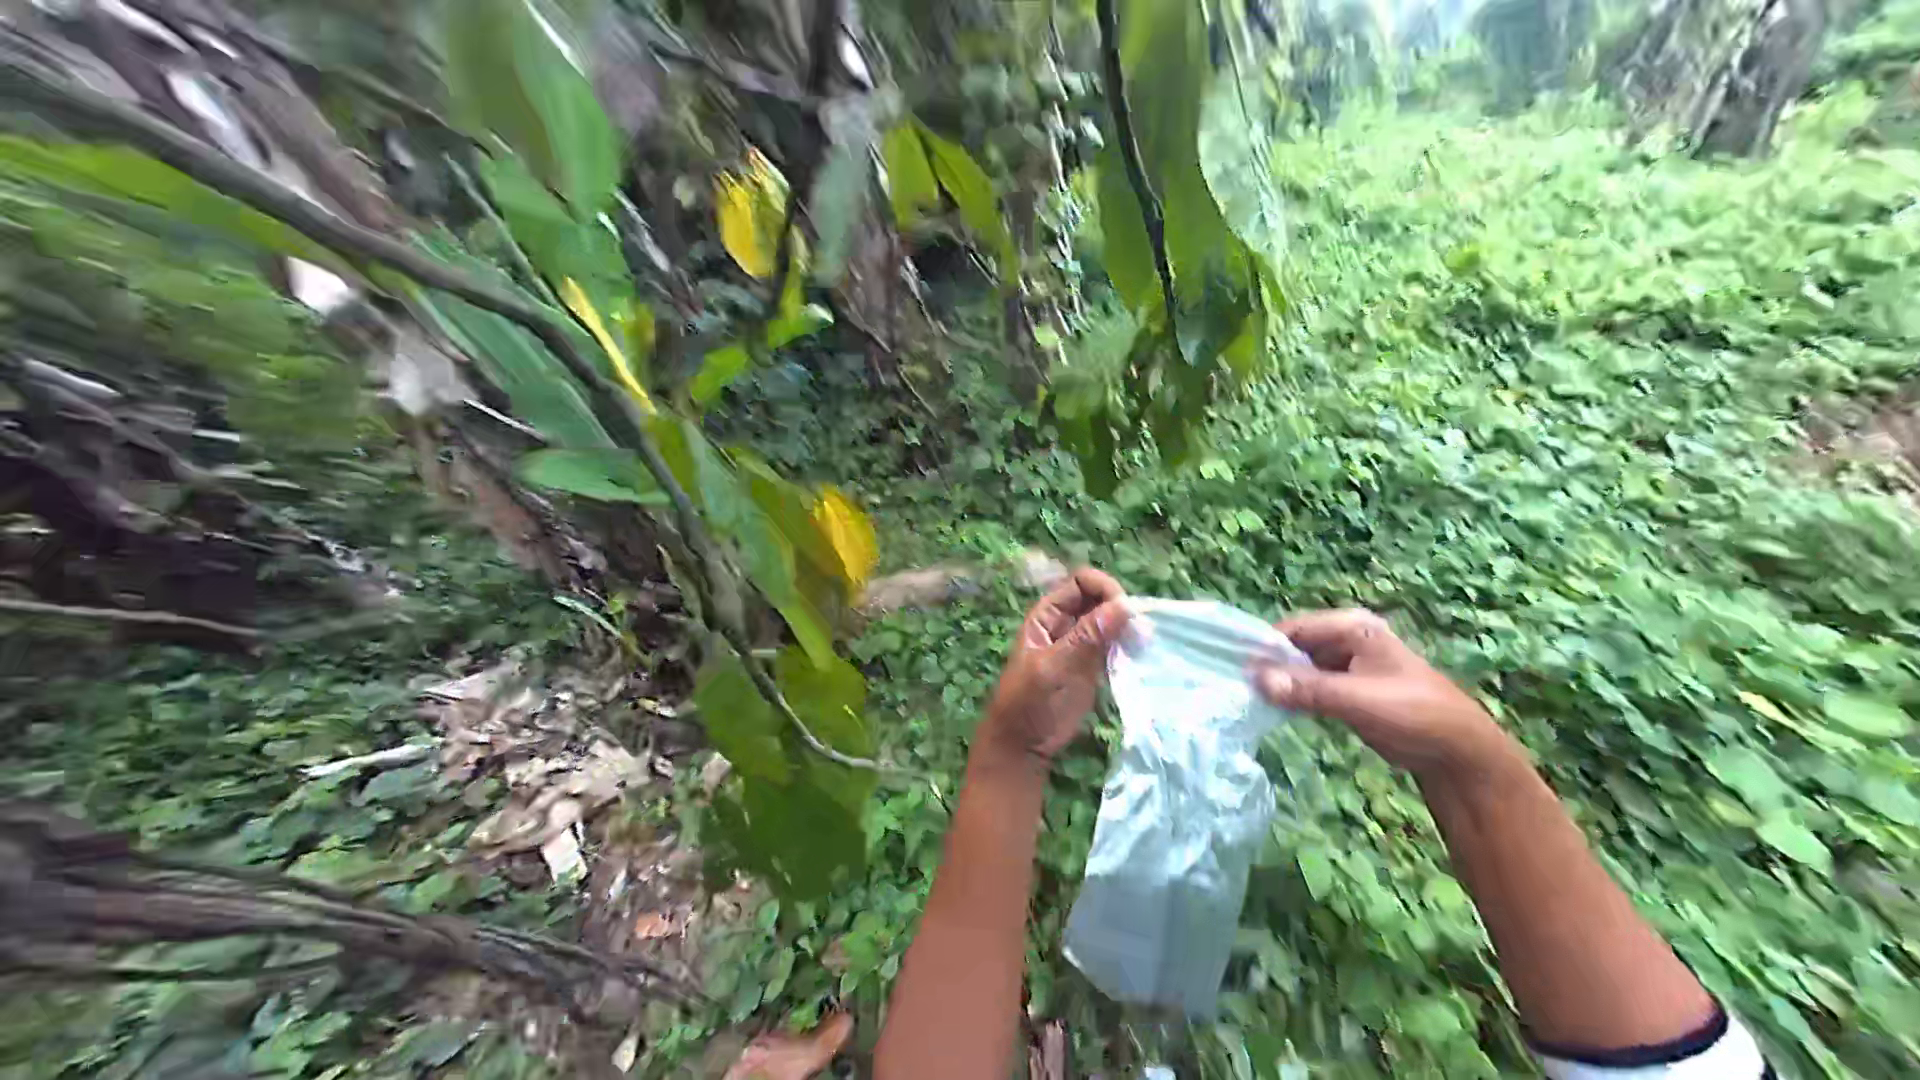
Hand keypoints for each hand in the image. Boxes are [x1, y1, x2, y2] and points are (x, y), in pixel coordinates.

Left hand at [981, 567, 1130, 763]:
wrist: (1023, 745)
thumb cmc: (1028, 704)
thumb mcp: (1053, 668)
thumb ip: (1085, 638)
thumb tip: (1122, 605)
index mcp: (1047, 615)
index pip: (1080, 582)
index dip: (1103, 588)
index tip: (1124, 609)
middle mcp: (1065, 622)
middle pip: (1099, 597)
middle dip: (1120, 607)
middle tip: (1140, 630)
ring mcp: (1081, 643)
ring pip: (1109, 620)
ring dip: (1128, 626)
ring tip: (1143, 642)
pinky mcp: (1093, 664)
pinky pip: (1114, 643)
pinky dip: (1128, 644)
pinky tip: (1139, 653)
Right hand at [1253, 609, 1514, 779]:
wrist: (1458, 752)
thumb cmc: (1415, 714)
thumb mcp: (1359, 700)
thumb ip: (1309, 689)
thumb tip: (1257, 679)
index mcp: (1352, 627)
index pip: (1294, 628)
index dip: (1266, 647)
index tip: (1240, 670)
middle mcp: (1346, 638)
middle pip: (1293, 646)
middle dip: (1271, 666)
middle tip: (1245, 688)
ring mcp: (1345, 663)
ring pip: (1298, 666)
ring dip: (1280, 682)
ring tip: (1253, 699)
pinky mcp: (1344, 686)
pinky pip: (1307, 684)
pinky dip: (1292, 694)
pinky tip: (1276, 707)